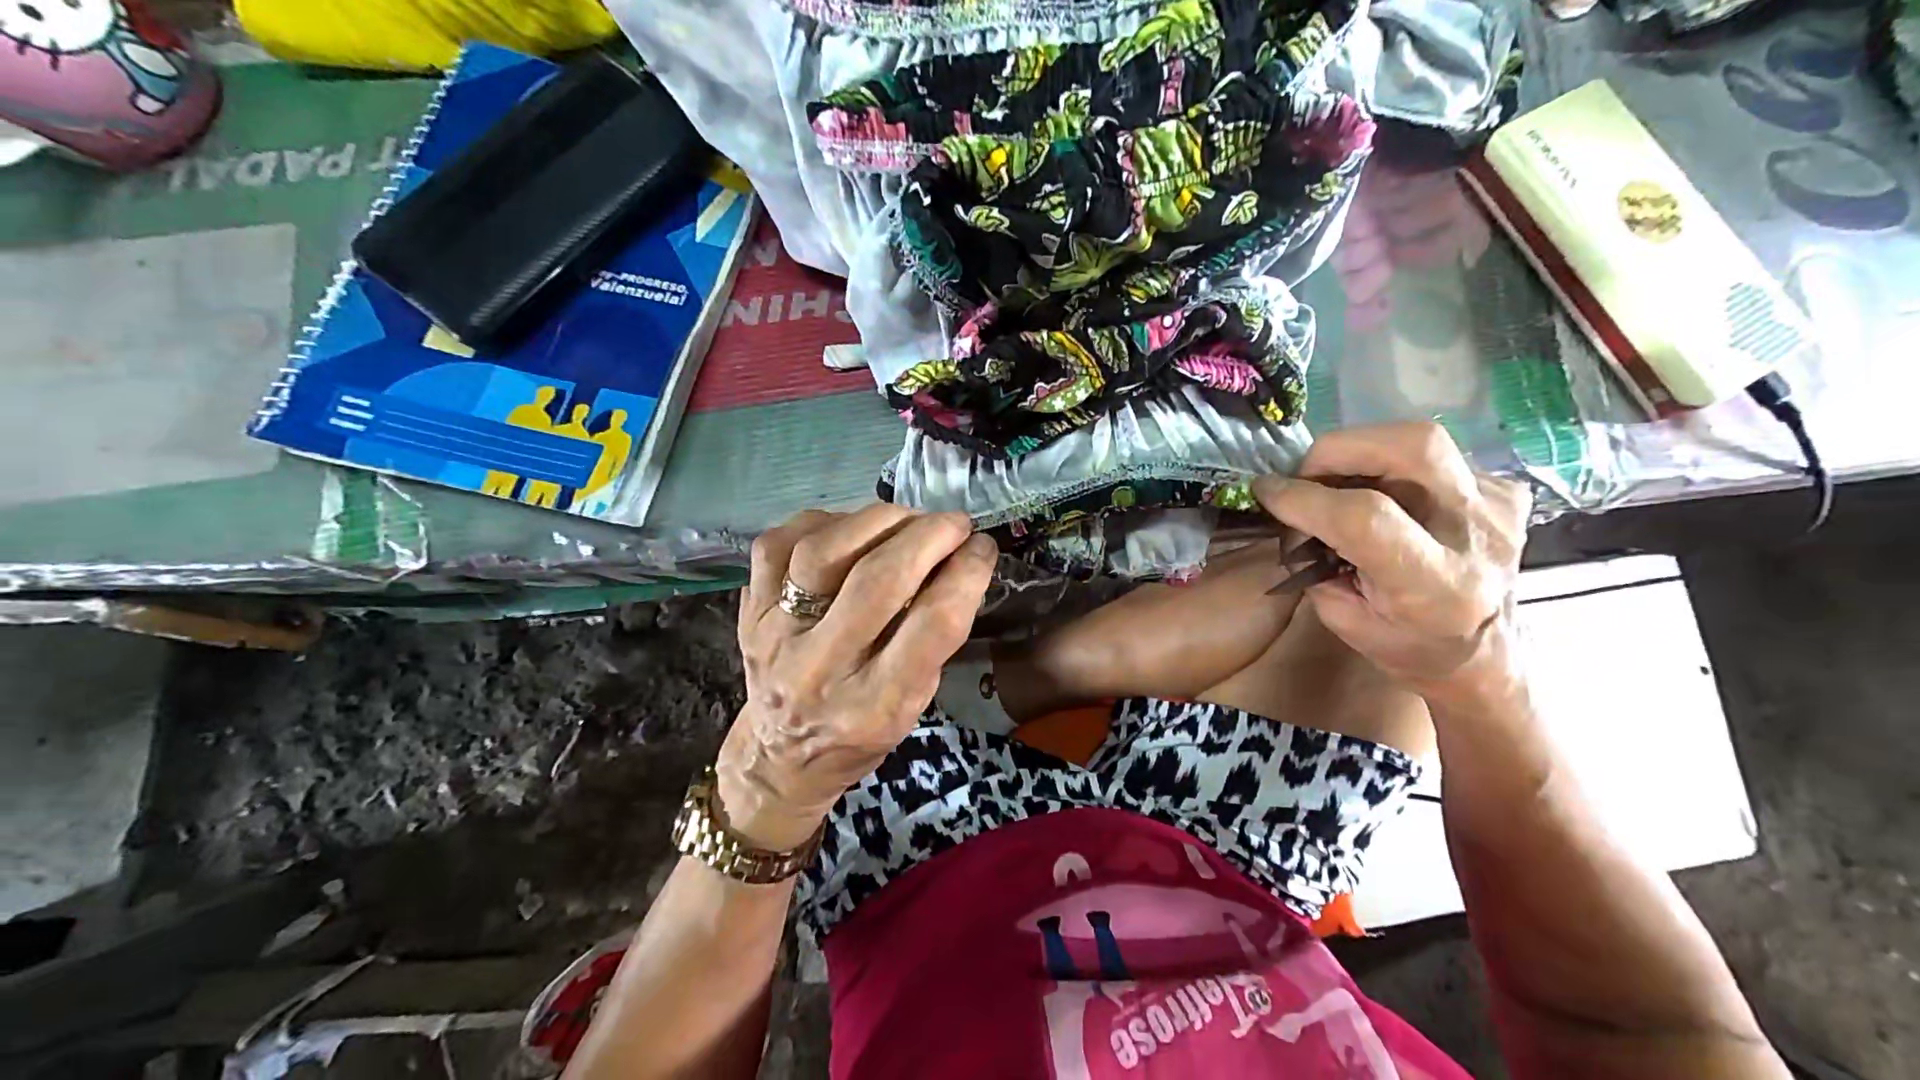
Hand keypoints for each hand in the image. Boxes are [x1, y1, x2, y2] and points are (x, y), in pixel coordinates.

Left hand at [716, 505, 996, 850]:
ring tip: (907, 518)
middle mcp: (819, 669)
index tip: (983, 548)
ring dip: (877, 520)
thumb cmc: (860, 734)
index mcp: (874, 706)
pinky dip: (822, 522)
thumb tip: (959, 558)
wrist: (780, 755)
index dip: (966, 574)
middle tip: (954, 523)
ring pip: (823, 551)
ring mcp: (774, 635)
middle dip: (927, 537)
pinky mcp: (748, 610)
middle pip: (877, 580)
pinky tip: (850, 527)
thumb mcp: (913, 706)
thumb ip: (934, 638)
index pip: (932, 624)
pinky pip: (778, 543)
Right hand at [1251, 423, 1530, 709]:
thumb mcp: (1342, 618)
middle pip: (1410, 448)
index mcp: (1435, 586)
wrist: (1487, 652)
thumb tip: (1292, 512)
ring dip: (1360, 453)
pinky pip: (1432, 459)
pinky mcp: (1503, 490)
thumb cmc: (1408, 644)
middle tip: (1305, 476)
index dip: (1305, 498)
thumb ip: (1316, 562)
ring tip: (1338, 484)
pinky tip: (1385, 497)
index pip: (1365, 519)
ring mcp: (1496, 506)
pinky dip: (1390, 469)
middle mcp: (1475, 536)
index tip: (1265, 493)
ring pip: (1420, 441)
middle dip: (1338, 450)